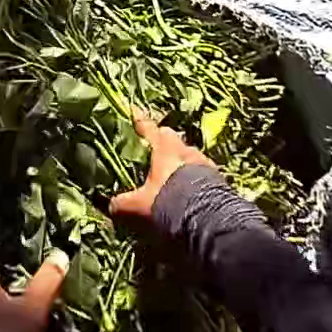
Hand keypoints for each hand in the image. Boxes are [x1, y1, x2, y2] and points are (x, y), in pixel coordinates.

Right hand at [109, 110, 217, 226]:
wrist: (208, 222)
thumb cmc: (168, 204)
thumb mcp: (139, 206)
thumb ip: (123, 204)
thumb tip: (111, 206)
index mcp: (164, 148)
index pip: (149, 128)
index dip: (140, 121)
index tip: (134, 109)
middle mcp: (185, 149)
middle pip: (172, 139)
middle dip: (164, 143)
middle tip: (155, 153)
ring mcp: (204, 163)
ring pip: (189, 155)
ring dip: (182, 163)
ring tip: (175, 179)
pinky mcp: (219, 179)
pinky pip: (203, 173)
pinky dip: (195, 179)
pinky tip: (192, 194)